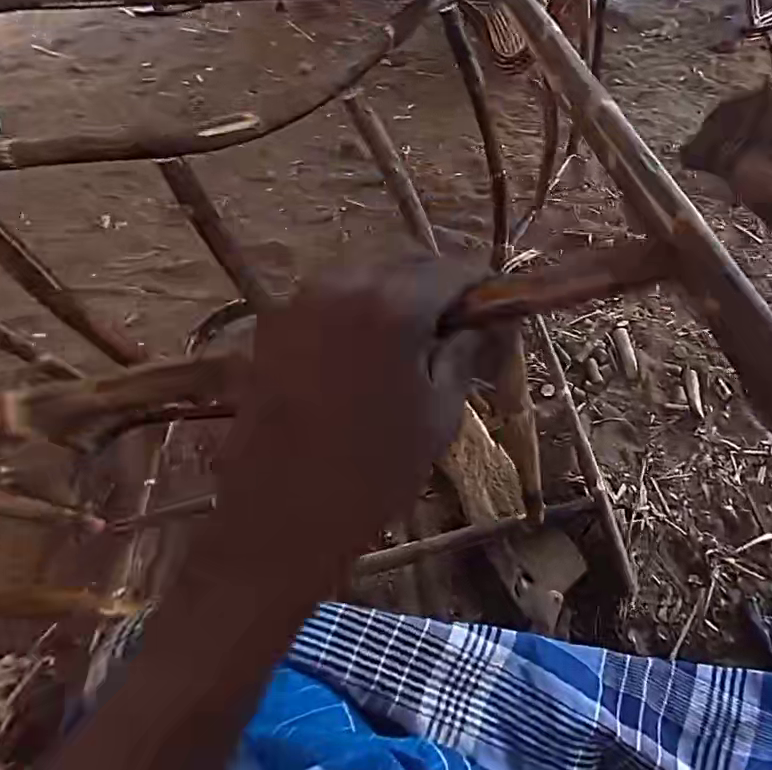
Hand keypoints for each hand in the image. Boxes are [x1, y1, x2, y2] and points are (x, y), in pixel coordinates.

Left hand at [203, 256, 489, 583]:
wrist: (280, 514)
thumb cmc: (374, 469)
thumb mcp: (439, 411)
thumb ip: (466, 352)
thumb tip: (489, 323)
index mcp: (395, 304)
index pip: (453, 269)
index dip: (480, 287)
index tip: (492, 310)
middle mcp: (347, 282)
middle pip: (409, 258)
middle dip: (439, 283)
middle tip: (456, 325)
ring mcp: (305, 296)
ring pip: (369, 269)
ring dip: (399, 288)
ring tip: (411, 336)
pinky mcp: (279, 318)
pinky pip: (334, 291)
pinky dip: (361, 302)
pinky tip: (367, 344)